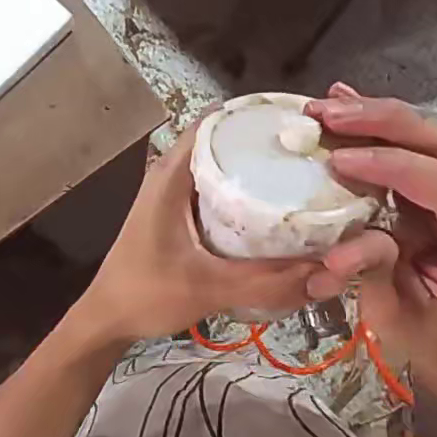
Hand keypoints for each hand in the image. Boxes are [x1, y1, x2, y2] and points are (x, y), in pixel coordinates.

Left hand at [71, 128, 318, 344]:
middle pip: (221, 143)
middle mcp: (169, 177)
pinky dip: (240, 195)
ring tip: (302, 174)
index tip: (300, 122)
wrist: (107, 320)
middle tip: (313, 152)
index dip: (255, 116)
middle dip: (264, 144)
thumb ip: (268, 282)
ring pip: (218, 169)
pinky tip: (272, 211)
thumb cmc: (146, 295)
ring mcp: (171, 197)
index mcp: (171, 177)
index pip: (214, 123)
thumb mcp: (209, 288)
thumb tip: (329, 271)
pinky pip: (213, 193)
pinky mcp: (175, 216)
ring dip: (253, 170)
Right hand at [303, 84, 436, 386]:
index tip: (339, 159)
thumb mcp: (392, 320)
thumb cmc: (423, 338)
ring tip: (334, 104)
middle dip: (395, 123)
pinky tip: (357, 107)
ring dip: (391, 118)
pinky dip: (397, 128)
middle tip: (332, 112)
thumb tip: (342, 245)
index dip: (399, 168)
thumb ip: (374, 275)